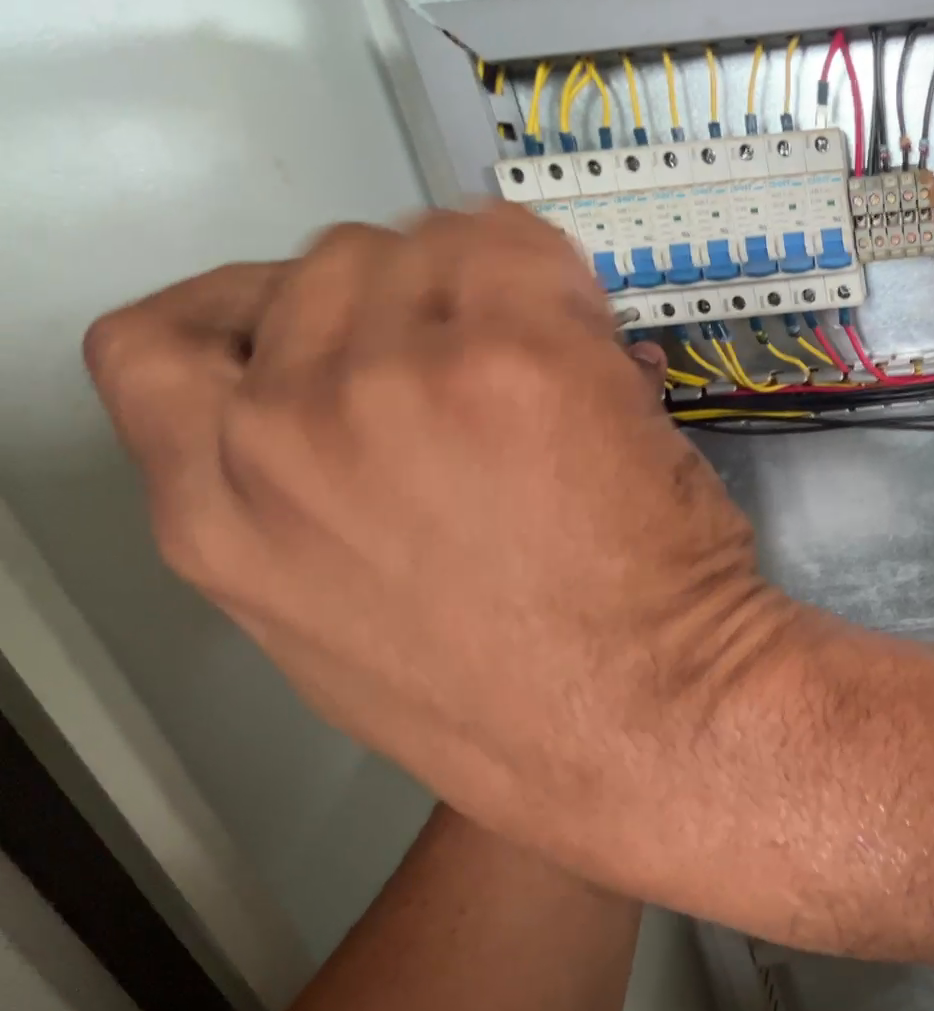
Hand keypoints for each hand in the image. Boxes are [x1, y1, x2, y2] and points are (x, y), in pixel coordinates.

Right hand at [84, 204, 807, 893]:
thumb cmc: (535, 704)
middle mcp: (280, 435)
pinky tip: (601, 344)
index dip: (276, 320)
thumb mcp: (368, 626)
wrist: (648, 723)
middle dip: (420, 306)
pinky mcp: (514, 356)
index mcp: (220, 516)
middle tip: (507, 364)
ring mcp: (395, 385)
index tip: (371, 335)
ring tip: (562, 366)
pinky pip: (517, 246)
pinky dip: (557, 275)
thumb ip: (335, 508)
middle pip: (321, 275)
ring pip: (416, 248)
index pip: (166, 348)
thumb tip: (390, 409)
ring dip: (490, 286)